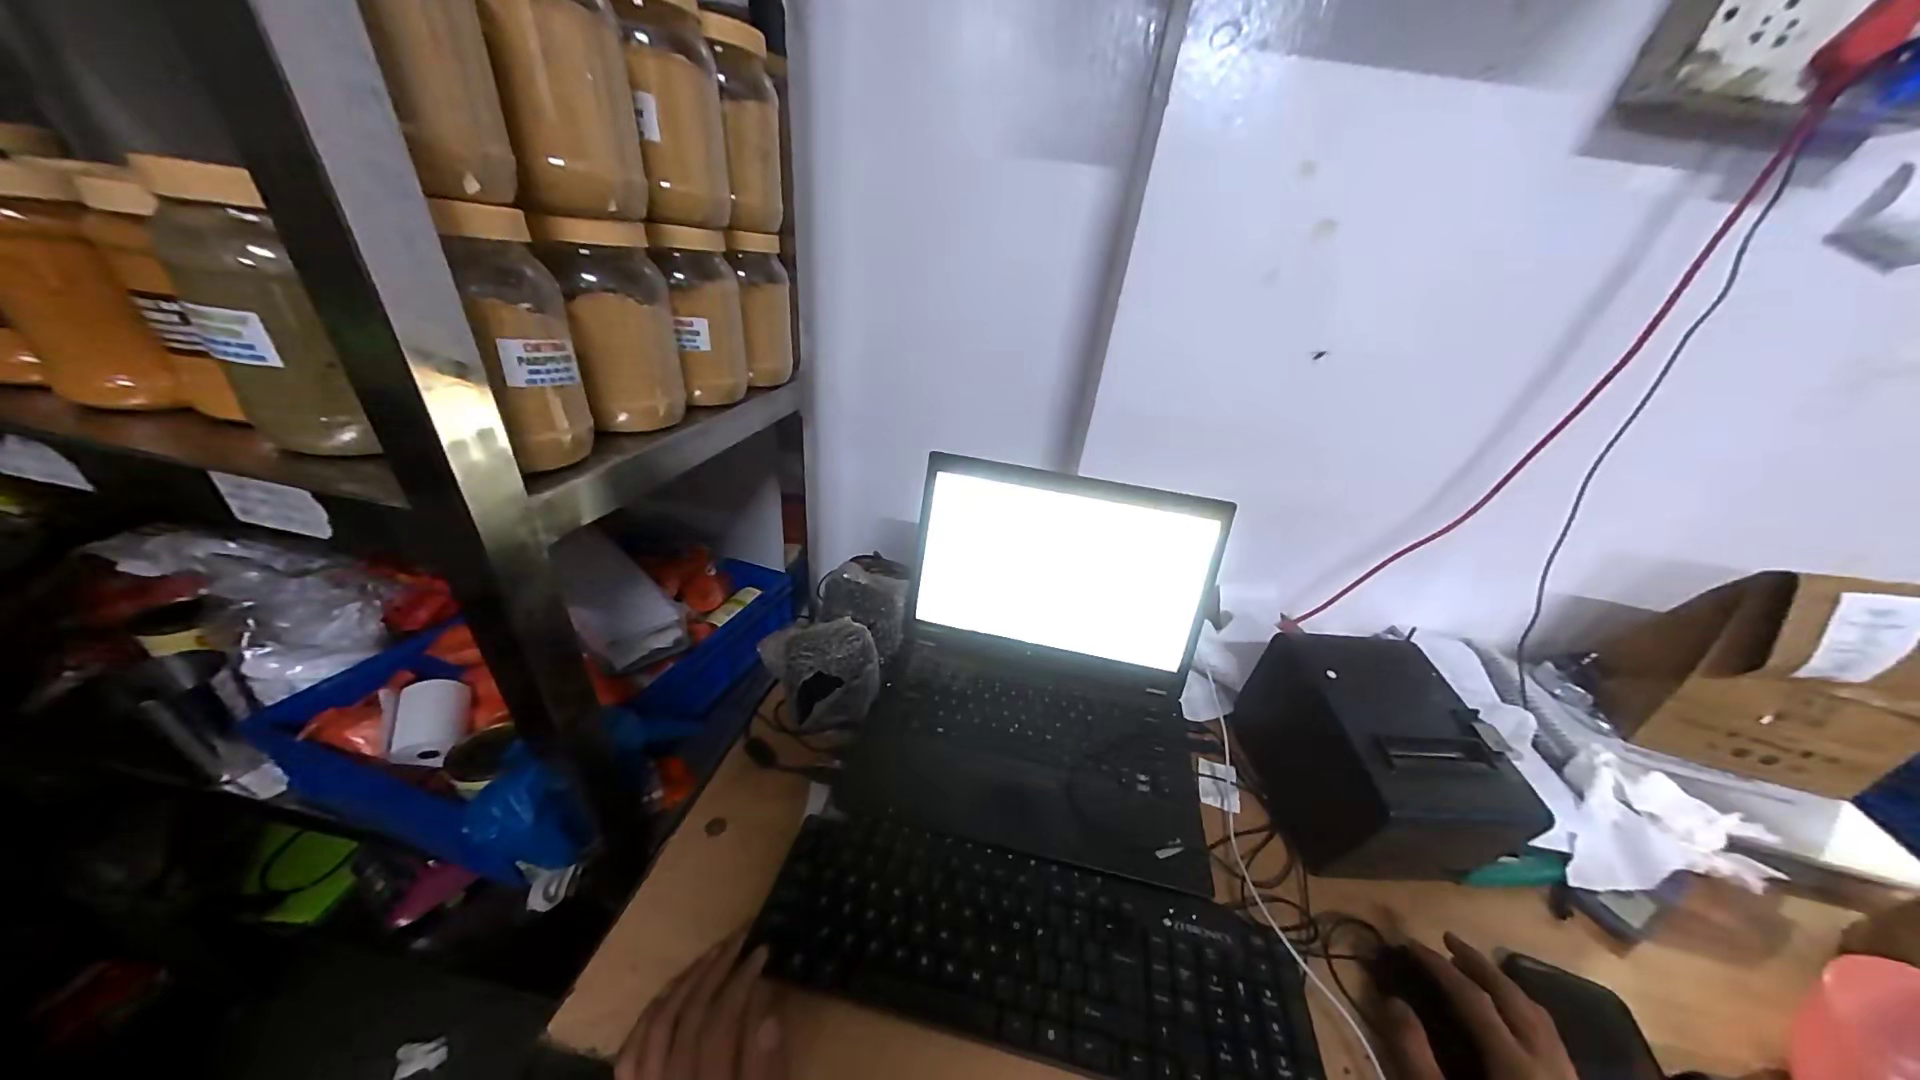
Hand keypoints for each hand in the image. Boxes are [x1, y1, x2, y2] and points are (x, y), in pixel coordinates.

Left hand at [615, 933, 783, 1079]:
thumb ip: (764, 1073)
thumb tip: (769, 1016)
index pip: (719, 1020)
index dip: (741, 979)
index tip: (762, 951)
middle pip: (686, 1014)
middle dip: (715, 969)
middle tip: (740, 940)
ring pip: (655, 1025)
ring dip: (684, 982)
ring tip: (711, 955)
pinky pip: (629, 1052)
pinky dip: (649, 1016)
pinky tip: (669, 994)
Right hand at [1377, 933, 1575, 1079]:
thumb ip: (1415, 1055)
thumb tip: (1394, 1000)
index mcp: (1513, 1064)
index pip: (1470, 996)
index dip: (1437, 965)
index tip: (1409, 944)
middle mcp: (1547, 1064)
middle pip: (1512, 997)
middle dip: (1477, 963)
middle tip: (1446, 939)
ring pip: (1540, 1016)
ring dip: (1505, 984)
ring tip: (1476, 969)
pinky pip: (1552, 1038)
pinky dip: (1526, 1012)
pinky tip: (1512, 1016)